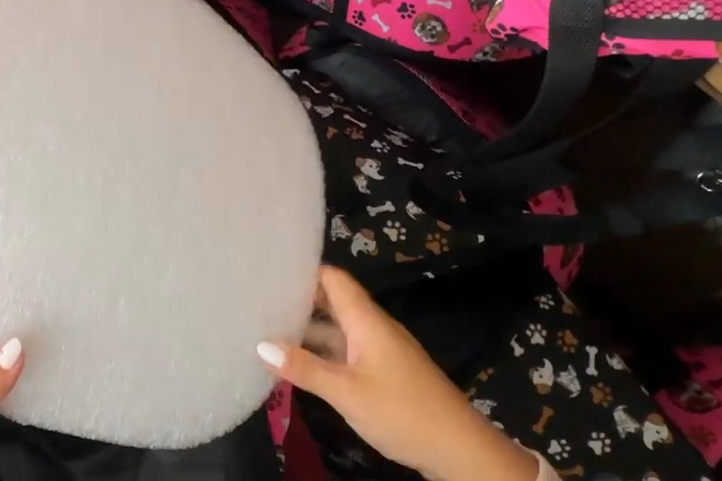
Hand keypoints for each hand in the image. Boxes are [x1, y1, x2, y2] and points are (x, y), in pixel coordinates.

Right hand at [257, 267, 538, 480]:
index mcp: (366, 320)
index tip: (268, 268)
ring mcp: (381, 351)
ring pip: (338, 329)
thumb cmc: (403, 412)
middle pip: (332, 301)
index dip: (302, 269)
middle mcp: (373, 327)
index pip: (331, 277)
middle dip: (298, 299)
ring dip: (308, 329)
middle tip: (258, 298)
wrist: (463, 453)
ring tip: (268, 329)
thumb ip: (304, 368)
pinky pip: (347, 350)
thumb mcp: (347, 392)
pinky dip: (323, 352)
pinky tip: (300, 364)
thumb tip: (260, 344)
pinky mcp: (386, 373)